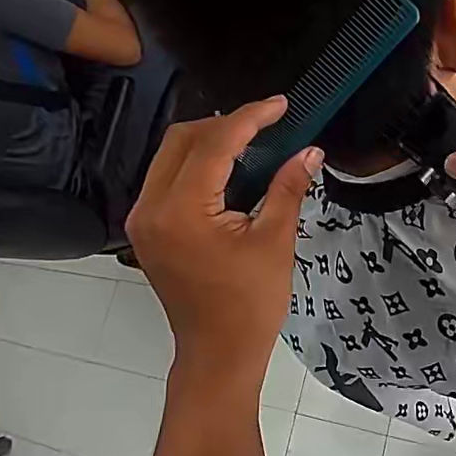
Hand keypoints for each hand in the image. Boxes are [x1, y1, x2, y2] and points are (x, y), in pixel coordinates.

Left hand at [127, 97, 319, 380]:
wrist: (219, 350)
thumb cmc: (251, 302)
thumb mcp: (276, 241)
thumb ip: (288, 188)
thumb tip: (310, 151)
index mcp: (181, 210)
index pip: (214, 144)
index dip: (250, 118)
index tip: (281, 105)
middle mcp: (150, 207)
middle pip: (183, 140)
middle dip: (227, 123)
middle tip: (270, 121)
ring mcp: (144, 218)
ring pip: (172, 156)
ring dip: (212, 141)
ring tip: (256, 139)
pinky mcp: (150, 229)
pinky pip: (171, 178)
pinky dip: (201, 164)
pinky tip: (233, 168)